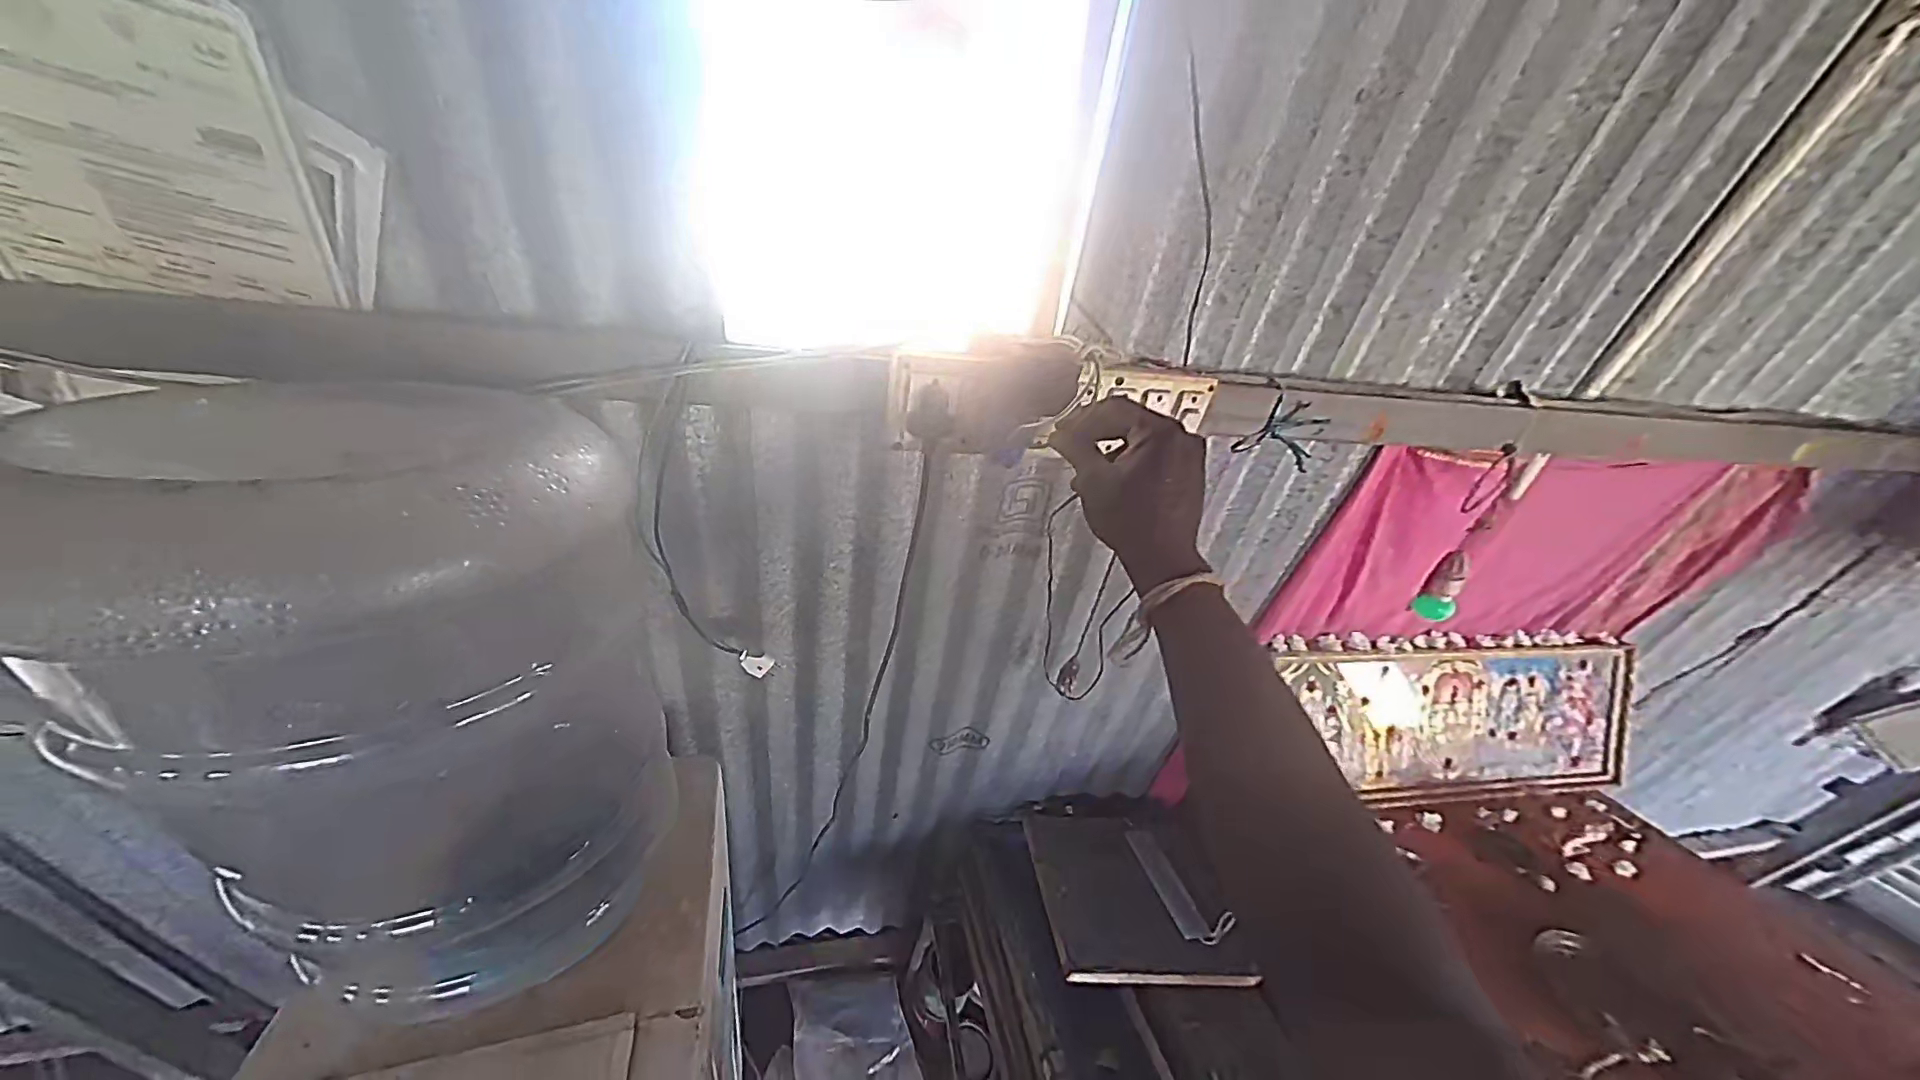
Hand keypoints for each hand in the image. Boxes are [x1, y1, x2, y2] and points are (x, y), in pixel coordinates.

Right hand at [1048, 396, 1209, 591]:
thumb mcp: (1094, 480)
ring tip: (1086, 466)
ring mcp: (1188, 455)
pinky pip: (1154, 454)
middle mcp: (1181, 437)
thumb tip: (1062, 435)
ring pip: (1140, 438)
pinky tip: (1110, 476)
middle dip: (1096, 433)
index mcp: (1160, 432)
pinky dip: (1130, 459)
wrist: (1162, 558)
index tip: (1064, 429)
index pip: (1114, 408)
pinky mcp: (1188, 472)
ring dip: (1111, 447)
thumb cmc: (1134, 523)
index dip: (1082, 418)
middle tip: (1071, 442)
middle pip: (1129, 421)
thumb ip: (1075, 448)